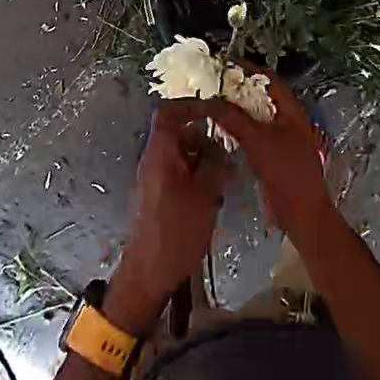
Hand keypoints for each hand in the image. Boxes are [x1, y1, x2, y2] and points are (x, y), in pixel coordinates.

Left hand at [107, 101, 232, 335]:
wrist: (149, 273)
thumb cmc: (176, 231)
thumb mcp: (204, 195)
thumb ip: (214, 165)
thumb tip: (221, 147)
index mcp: (159, 155)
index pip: (167, 113)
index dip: (190, 106)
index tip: (216, 110)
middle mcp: (153, 162)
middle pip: (178, 134)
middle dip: (205, 138)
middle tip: (230, 148)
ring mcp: (154, 180)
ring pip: (182, 155)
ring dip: (204, 160)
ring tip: (226, 175)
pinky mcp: (159, 197)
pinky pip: (179, 174)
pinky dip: (197, 176)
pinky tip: (215, 194)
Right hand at [197, 72, 334, 240]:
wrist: (301, 212)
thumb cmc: (286, 172)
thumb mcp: (258, 141)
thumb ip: (235, 118)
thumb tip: (210, 101)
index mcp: (291, 109)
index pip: (268, 78)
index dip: (247, 69)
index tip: (222, 64)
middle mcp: (286, 119)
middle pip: (260, 95)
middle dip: (237, 88)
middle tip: (211, 84)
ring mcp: (280, 137)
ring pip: (254, 115)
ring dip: (235, 108)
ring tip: (210, 102)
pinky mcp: (272, 154)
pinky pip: (252, 133)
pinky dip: (237, 127)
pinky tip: (220, 128)